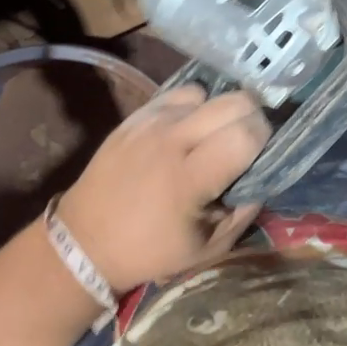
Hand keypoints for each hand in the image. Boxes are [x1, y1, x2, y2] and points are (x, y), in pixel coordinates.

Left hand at [55, 86, 269, 292]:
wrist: (84, 242)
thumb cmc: (148, 252)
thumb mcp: (205, 249)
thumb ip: (243, 215)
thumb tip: (263, 182)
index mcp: (190, 178)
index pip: (246, 133)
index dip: (263, 138)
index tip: (260, 153)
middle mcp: (171, 141)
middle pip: (234, 101)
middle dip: (250, 116)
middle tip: (244, 140)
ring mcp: (150, 123)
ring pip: (206, 93)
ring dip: (218, 111)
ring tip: (211, 135)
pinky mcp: (135, 117)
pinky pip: (177, 94)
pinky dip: (190, 106)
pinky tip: (186, 128)